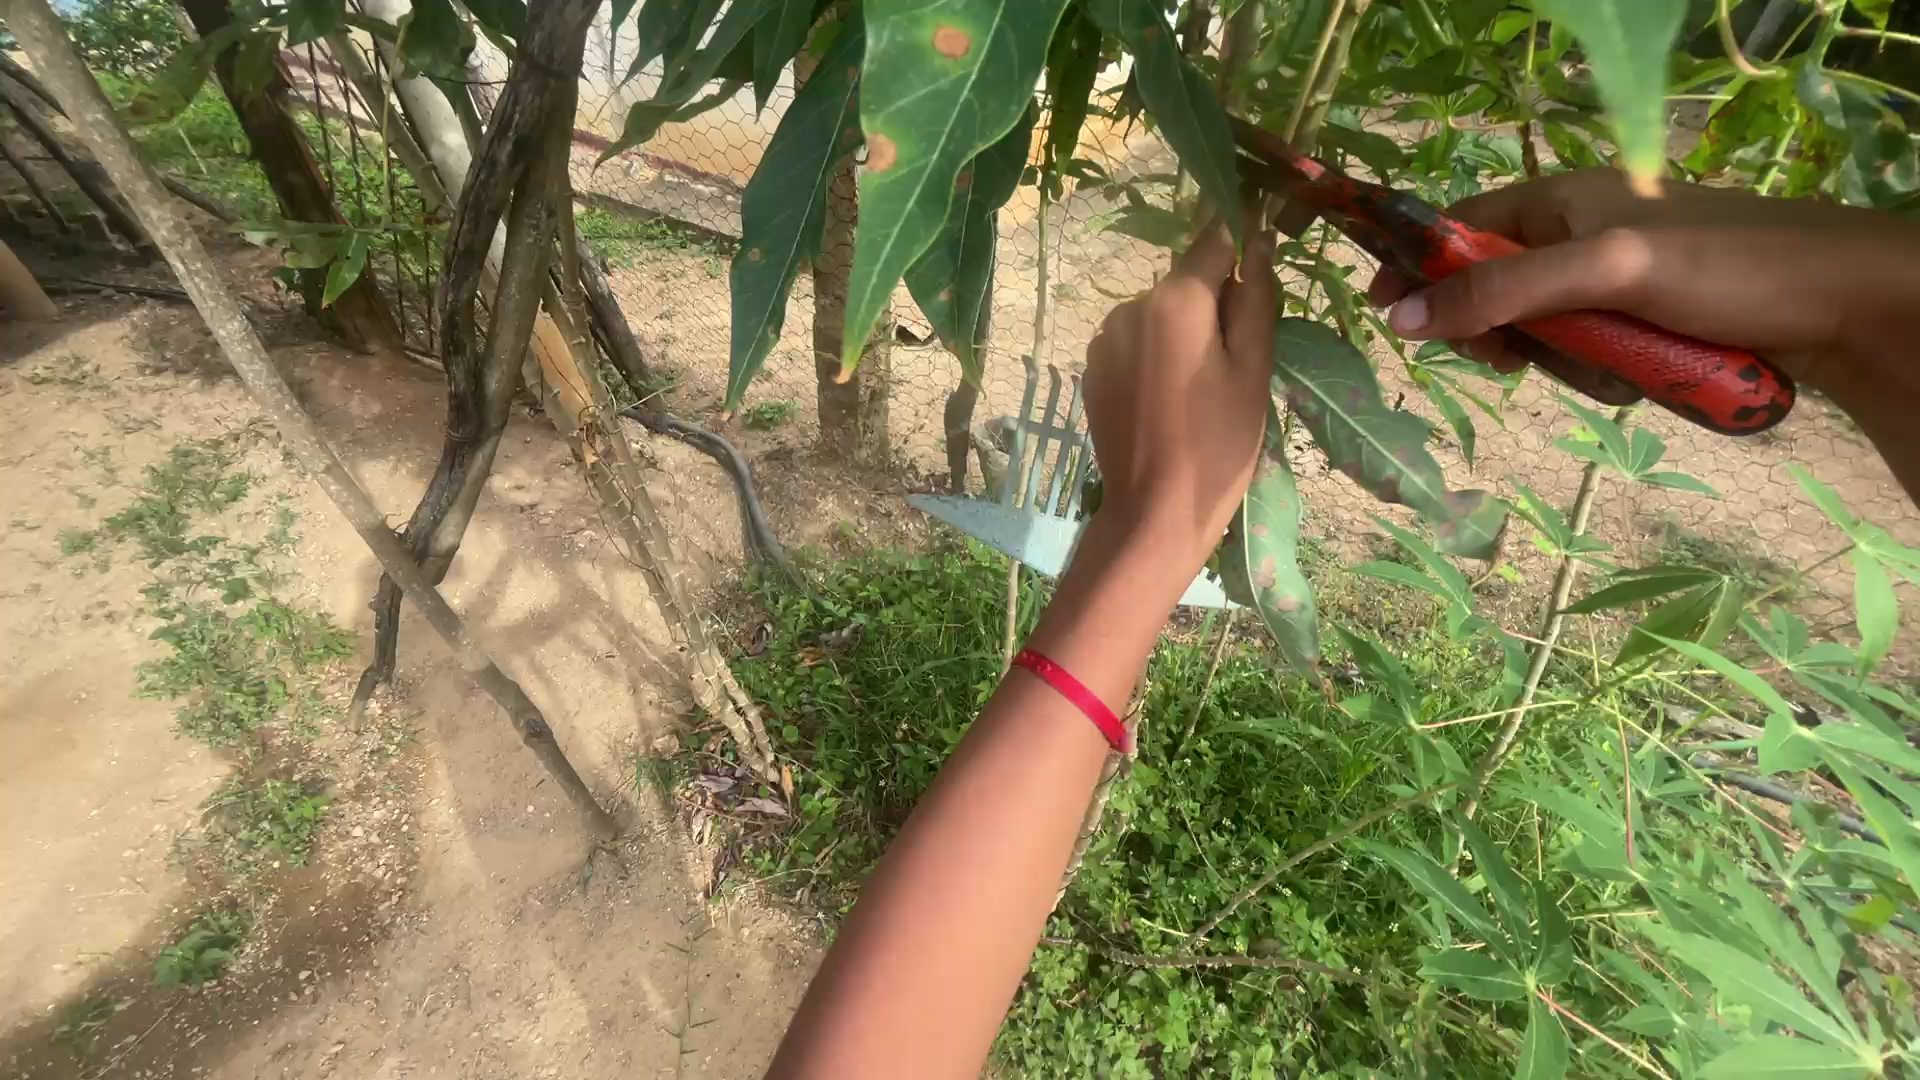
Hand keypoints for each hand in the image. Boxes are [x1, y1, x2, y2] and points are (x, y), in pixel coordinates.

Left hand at [1083, 218, 1277, 562]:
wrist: (1153, 511)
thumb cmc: (1218, 444)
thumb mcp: (1253, 370)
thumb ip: (1256, 298)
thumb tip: (1258, 240)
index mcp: (1173, 301)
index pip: (1214, 242)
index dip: (1241, 244)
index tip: (1262, 264)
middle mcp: (1127, 308)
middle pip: (1184, 284)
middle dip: (1213, 306)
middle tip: (1234, 362)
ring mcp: (1102, 341)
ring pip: (1158, 315)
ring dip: (1181, 333)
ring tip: (1197, 390)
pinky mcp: (1091, 372)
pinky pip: (1133, 345)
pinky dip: (1154, 357)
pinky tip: (1165, 400)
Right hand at [1365, 168, 1919, 410]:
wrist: (1849, 308)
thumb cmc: (1727, 268)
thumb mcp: (1602, 270)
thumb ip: (1497, 290)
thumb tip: (1399, 320)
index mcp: (1559, 201)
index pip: (1455, 228)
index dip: (1413, 265)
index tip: (1386, 312)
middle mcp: (1568, 235)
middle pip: (1478, 284)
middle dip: (1479, 325)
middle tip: (1502, 357)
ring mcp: (1593, 279)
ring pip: (1517, 323)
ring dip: (1531, 352)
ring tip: (1573, 366)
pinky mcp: (1618, 316)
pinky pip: (1560, 346)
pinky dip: (1570, 366)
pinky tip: (1605, 373)